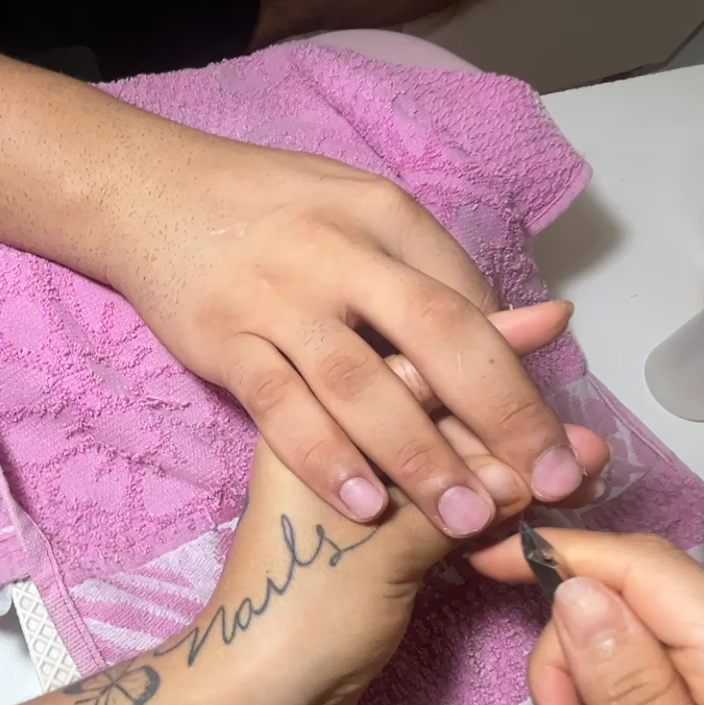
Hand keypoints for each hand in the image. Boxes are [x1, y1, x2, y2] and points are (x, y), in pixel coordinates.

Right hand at [89, 136, 602, 537]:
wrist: (152, 190)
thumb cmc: (262, 205)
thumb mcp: (351, 209)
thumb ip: (415, 265)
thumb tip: (500, 325)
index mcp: (384, 215)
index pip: (468, 299)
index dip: (518, 373)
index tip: (550, 436)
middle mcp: (339, 253)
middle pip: (438, 335)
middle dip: (503, 412)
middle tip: (552, 481)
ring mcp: (278, 297)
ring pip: (358, 380)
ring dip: (418, 451)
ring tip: (467, 514)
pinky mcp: (225, 339)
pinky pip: (280, 404)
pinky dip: (323, 454)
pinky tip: (363, 502)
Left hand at [190, 303, 609, 704]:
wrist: (256, 697)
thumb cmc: (301, 613)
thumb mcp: (378, 549)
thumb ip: (455, 503)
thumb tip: (536, 469)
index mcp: (314, 429)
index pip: (408, 372)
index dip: (481, 349)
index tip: (551, 323)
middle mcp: (338, 450)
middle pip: (436, 417)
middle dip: (512, 425)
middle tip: (587, 441)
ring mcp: (361, 496)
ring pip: (446, 465)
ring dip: (511, 470)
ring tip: (587, 472)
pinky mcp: (378, 541)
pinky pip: (442, 508)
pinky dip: (490, 509)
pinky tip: (540, 506)